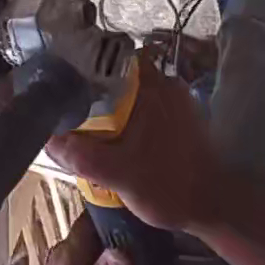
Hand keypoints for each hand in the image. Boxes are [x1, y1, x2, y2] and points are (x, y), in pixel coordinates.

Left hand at [7, 217, 136, 264]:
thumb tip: (125, 250)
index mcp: (68, 254)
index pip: (93, 217)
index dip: (118, 212)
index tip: (146, 216)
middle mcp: (62, 253)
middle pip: (95, 229)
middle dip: (122, 230)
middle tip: (155, 238)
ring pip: (92, 245)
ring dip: (115, 247)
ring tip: (147, 254)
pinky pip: (88, 259)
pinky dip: (106, 261)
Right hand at [46, 63, 225, 232]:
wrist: (216, 207)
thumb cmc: (169, 186)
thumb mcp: (116, 175)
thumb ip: (80, 156)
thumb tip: (47, 138)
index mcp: (149, 90)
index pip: (108, 57)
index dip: (81, 62)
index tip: (60, 76)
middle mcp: (164, 85)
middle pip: (116, 72)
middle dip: (92, 87)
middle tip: (68, 105)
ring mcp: (175, 99)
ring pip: (130, 89)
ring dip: (109, 102)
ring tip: (86, 121)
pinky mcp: (181, 116)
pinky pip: (144, 103)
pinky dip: (127, 114)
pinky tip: (115, 135)